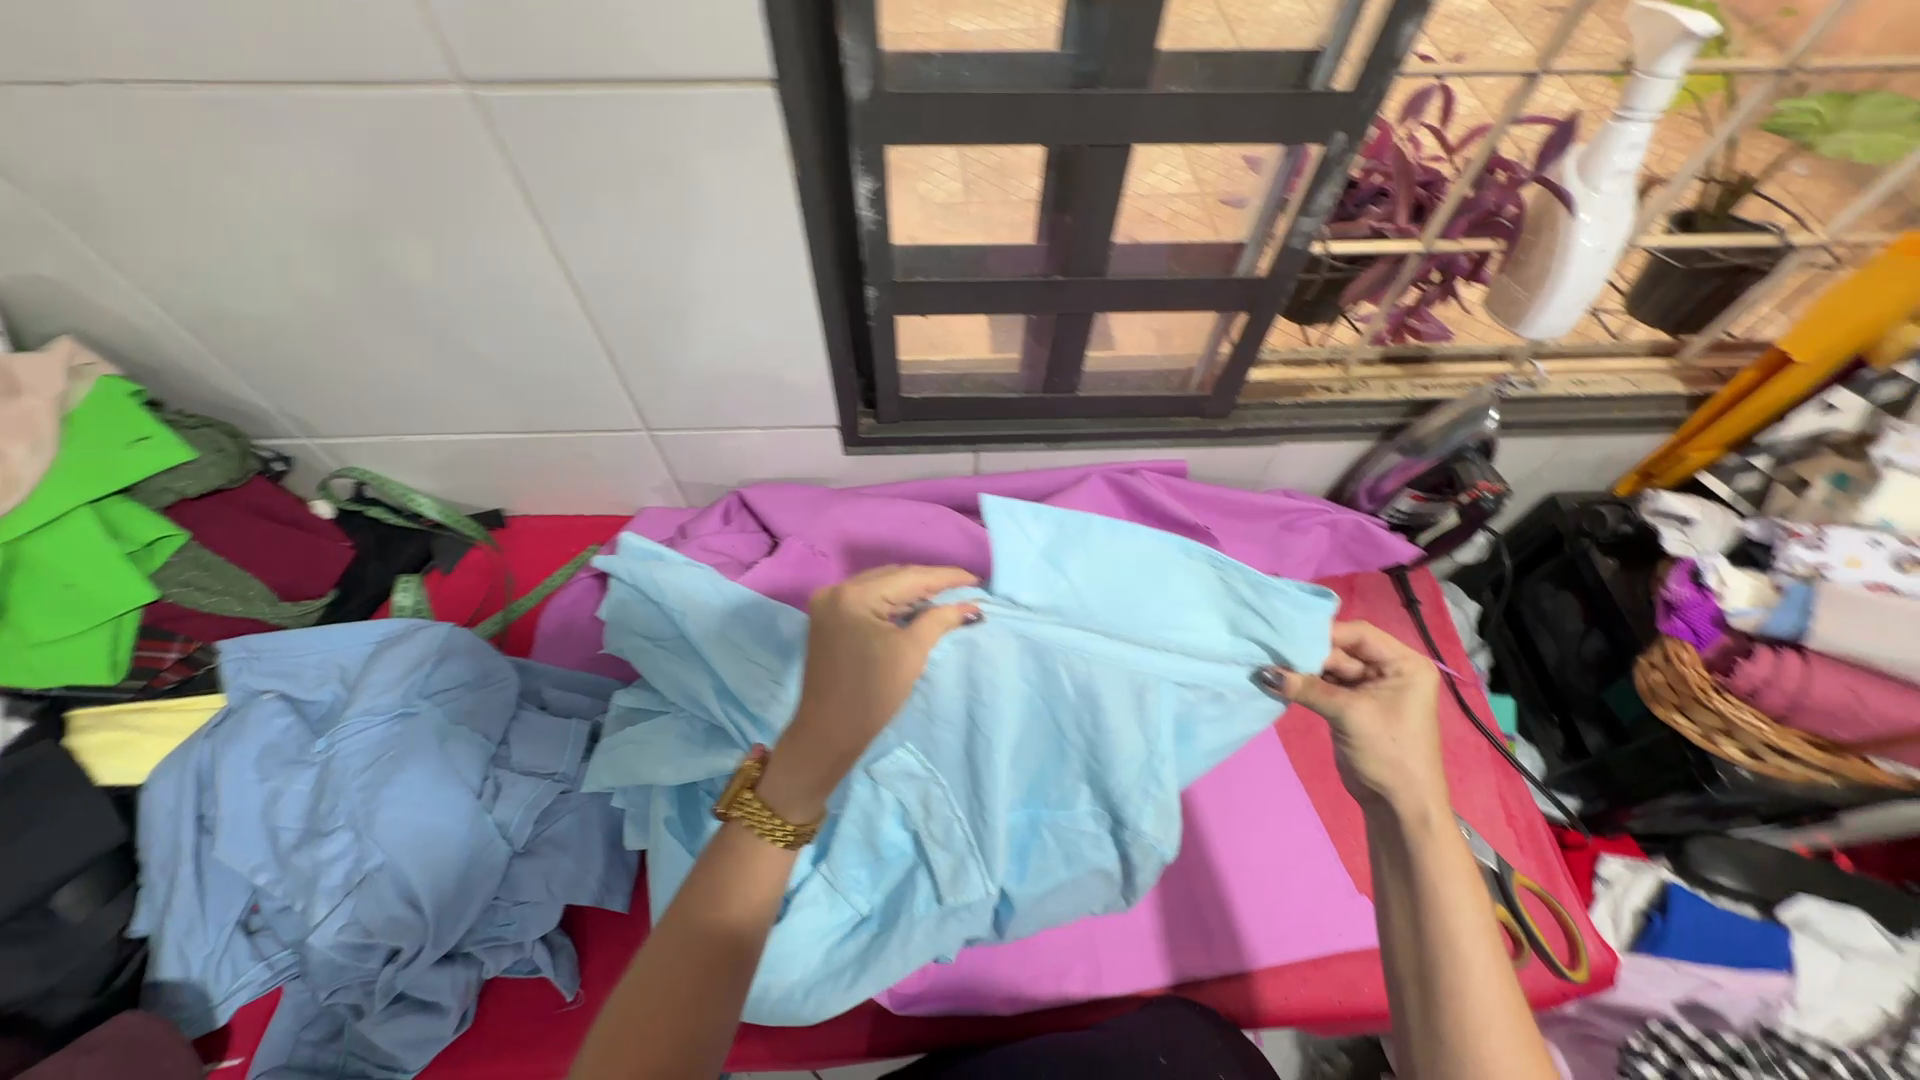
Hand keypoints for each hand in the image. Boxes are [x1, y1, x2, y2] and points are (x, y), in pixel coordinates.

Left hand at [758, 565, 981, 819]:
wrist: (829, 732)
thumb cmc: (873, 695)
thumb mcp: (911, 652)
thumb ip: (940, 619)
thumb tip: (971, 605)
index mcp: (854, 596)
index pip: (908, 577)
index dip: (945, 577)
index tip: (976, 579)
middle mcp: (836, 590)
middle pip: (893, 577)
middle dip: (929, 582)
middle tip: (964, 588)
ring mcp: (828, 603)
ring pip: (881, 586)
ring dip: (912, 591)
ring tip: (946, 595)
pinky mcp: (829, 618)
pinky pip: (868, 600)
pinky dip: (893, 602)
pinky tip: (917, 606)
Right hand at [1261, 620, 1447, 816]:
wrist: (1398, 805)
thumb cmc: (1388, 753)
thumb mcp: (1350, 714)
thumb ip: (1308, 688)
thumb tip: (1264, 671)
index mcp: (1404, 664)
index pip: (1359, 635)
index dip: (1325, 633)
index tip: (1287, 635)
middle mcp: (1388, 670)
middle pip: (1341, 650)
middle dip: (1308, 652)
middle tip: (1271, 649)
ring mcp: (1368, 689)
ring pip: (1329, 668)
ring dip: (1301, 669)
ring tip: (1268, 662)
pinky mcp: (1349, 706)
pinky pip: (1323, 686)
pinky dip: (1303, 684)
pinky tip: (1278, 680)